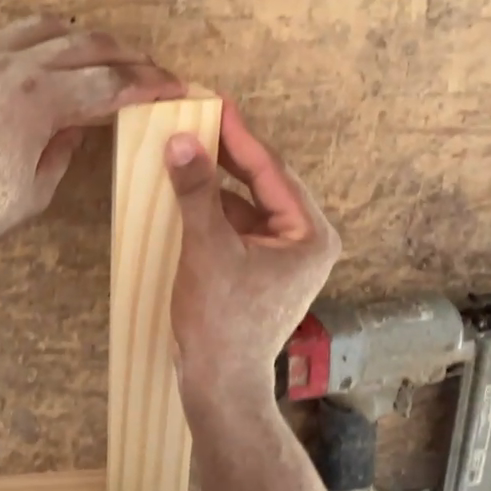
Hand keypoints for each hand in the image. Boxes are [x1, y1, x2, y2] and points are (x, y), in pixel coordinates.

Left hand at [0, 16, 183, 260]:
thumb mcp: (31, 194)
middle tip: (144, 66)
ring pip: (37, 28)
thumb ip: (63, 150)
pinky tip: (32, 58)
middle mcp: (7, 65)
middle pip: (82, 44)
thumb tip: (80, 121)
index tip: (171, 86)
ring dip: (75, 39)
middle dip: (122, 53)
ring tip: (94, 54)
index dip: (146, 83)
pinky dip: (24, 42)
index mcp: (36, 101)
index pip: (108, 82)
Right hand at [166, 100, 340, 399]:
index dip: (241, 137)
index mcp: (310, 235)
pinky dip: (214, 215)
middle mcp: (305, 244)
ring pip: (249, 208)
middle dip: (230, 158)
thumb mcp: (208, 250)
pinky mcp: (260, 275)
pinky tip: (189, 200)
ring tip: (188, 155)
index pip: (272, 172)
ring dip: (218, 186)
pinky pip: (239, 231)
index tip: (215, 105)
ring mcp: (283, 261)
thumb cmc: (221, 322)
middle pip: (264, 186)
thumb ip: (196, 193)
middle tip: (198, 123)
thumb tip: (181, 142)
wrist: (219, 384)